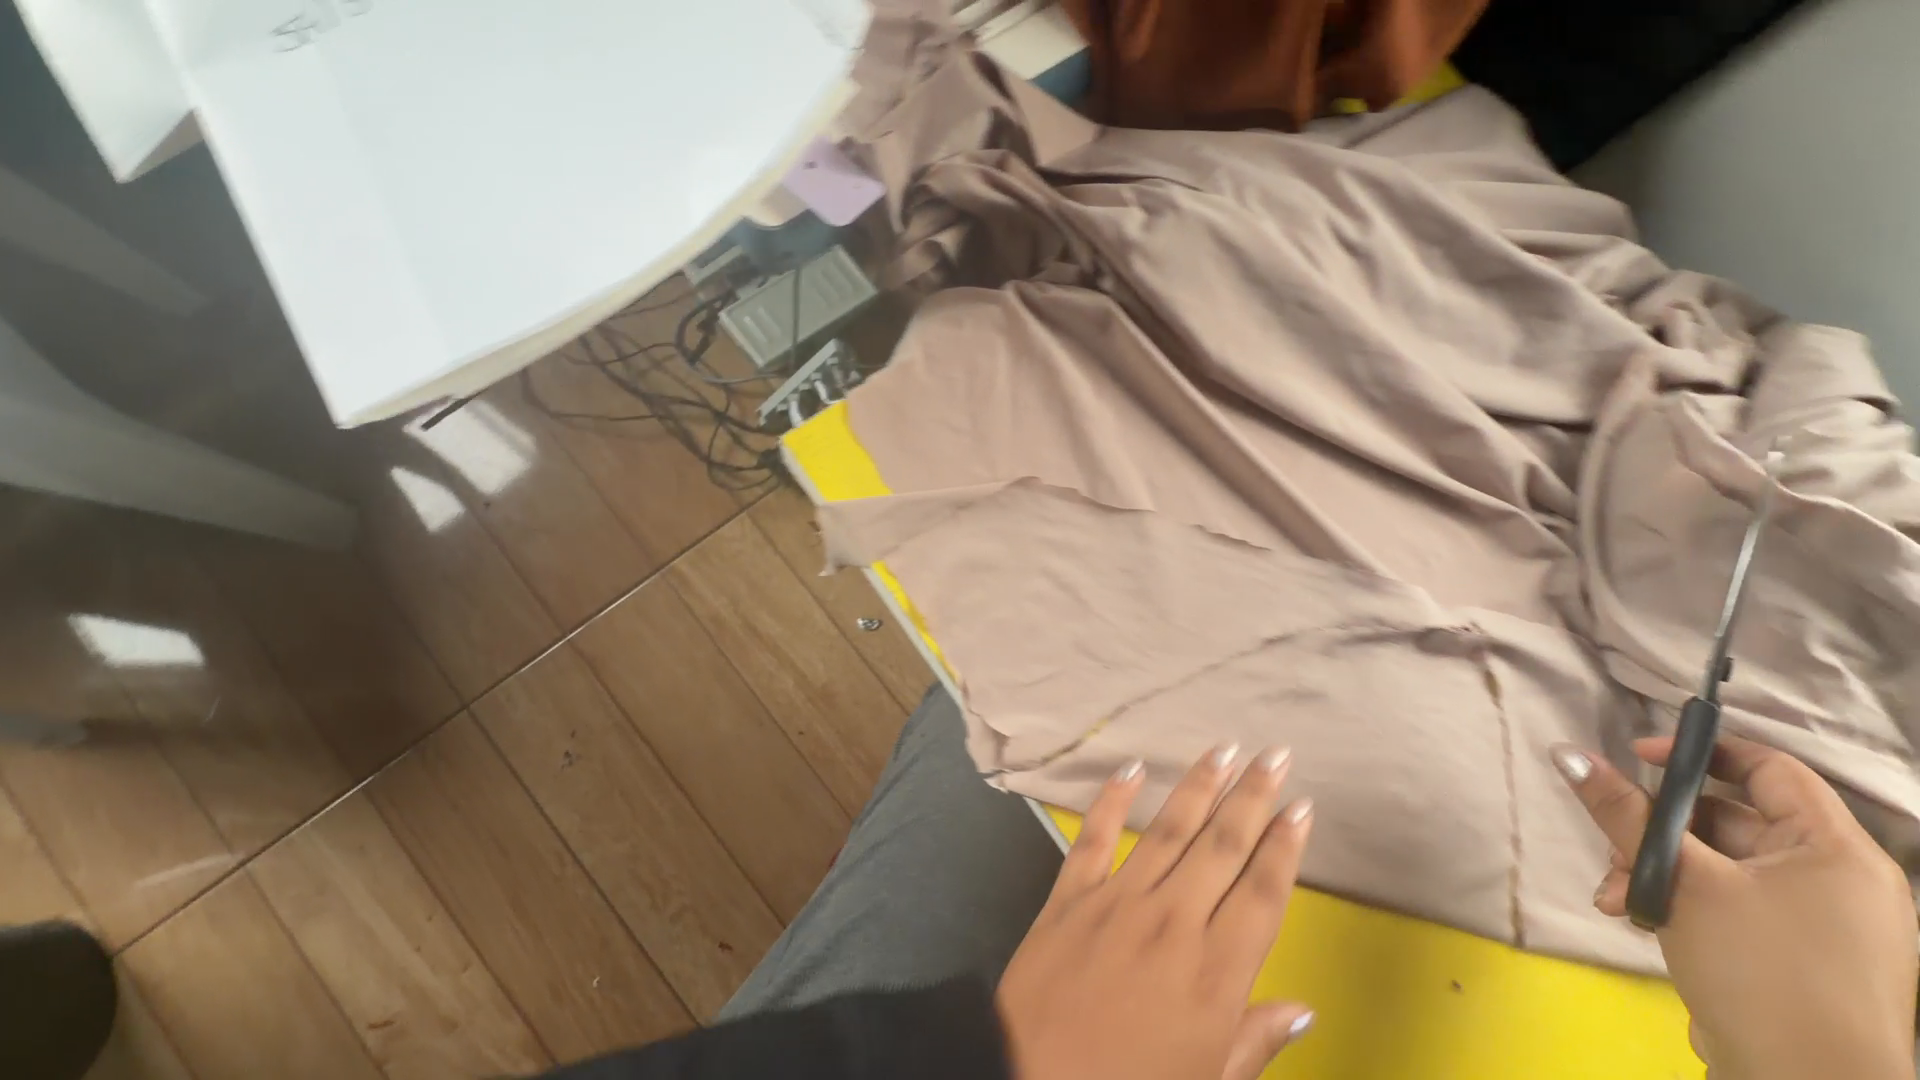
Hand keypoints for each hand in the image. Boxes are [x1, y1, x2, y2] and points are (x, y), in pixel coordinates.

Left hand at [996, 746, 1314, 1079]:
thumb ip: (1254, 1042)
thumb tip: (1303, 1009)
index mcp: (1214, 972)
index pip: (1262, 893)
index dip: (1286, 847)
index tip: (1302, 806)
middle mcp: (1172, 921)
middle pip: (1222, 847)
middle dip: (1253, 797)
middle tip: (1275, 754)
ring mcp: (1117, 900)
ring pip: (1168, 831)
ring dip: (1198, 786)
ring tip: (1223, 749)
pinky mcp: (1069, 894)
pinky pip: (1094, 836)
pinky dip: (1112, 799)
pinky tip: (1131, 767)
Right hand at [1551, 735, 1916, 1079]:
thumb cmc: (1757, 967)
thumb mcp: (1680, 879)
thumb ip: (1622, 812)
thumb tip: (1569, 752)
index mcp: (1835, 849)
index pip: (1770, 768)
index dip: (1701, 753)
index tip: (1636, 756)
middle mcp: (1836, 877)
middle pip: (1729, 819)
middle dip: (1654, 831)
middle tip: (1610, 849)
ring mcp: (1817, 918)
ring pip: (1717, 864)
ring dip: (1656, 871)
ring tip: (1618, 898)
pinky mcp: (1791, 952)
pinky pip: (1728, 901)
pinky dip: (1680, 901)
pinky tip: (1640, 920)